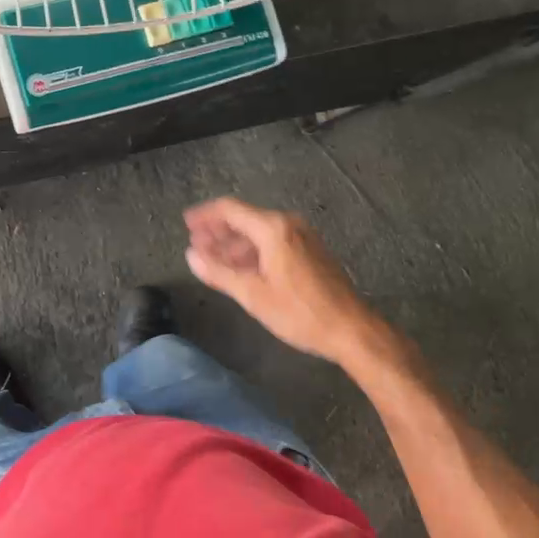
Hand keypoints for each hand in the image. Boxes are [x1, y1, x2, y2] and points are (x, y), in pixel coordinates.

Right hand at [183, 197, 388, 365]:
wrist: (352, 330)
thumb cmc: (300, 313)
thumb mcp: (253, 296)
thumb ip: (219, 273)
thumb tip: (191, 256)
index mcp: (272, 228)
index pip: (230, 210)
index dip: (205, 216)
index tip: (186, 224)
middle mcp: (288, 224)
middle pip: (245, 219)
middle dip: (218, 232)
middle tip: (196, 244)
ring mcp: (302, 236)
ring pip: (259, 232)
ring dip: (235, 244)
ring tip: (214, 260)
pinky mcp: (310, 251)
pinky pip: (274, 242)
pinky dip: (253, 251)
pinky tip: (242, 269)